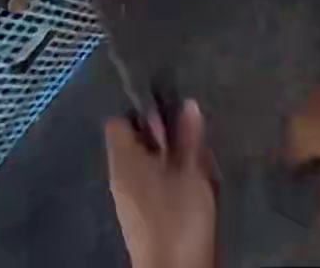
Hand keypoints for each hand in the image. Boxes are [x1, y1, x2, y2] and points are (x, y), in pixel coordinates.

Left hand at [105, 100, 217, 267]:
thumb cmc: (178, 217)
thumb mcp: (191, 169)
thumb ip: (189, 136)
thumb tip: (188, 103)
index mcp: (124, 164)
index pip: (119, 124)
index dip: (141, 109)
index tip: (167, 102)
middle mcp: (123, 178)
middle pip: (137, 141)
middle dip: (164, 130)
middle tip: (191, 125)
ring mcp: (133, 199)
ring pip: (151, 160)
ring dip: (174, 152)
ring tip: (200, 149)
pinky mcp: (147, 214)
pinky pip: (157, 180)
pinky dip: (175, 172)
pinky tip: (198, 174)